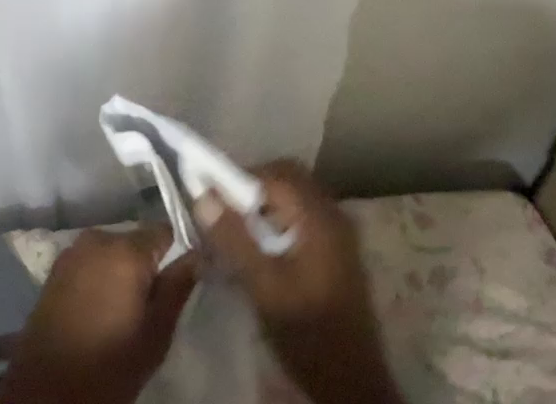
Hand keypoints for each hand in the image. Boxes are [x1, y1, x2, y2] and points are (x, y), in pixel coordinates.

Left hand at [0, 225, 197, 403]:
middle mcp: (98, 239)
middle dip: (148, 262)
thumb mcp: (156, 332)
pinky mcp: (55, 269)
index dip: (178, 251)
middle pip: (136, 240)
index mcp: (127, 250)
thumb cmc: (109, 363)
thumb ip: (178, 287)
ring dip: (122, 269)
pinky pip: (90, 262)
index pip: (165, 231)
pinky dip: (100, 276)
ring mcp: (72, 252)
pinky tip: (102, 305)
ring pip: (112, 251)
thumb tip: (197, 255)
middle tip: (153, 299)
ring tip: (127, 305)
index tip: (182, 276)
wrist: (46, 389)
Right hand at [196, 160, 401, 403]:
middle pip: (288, 181)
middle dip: (251, 190)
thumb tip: (204, 195)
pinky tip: (258, 253)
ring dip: (263, 208)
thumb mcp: (263, 286)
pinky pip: (302, 220)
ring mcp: (340, 235)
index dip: (240, 178)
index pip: (276, 173)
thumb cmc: (307, 332)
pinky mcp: (337, 254)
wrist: (351, 383)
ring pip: (294, 200)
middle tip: (222, 216)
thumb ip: (234, 238)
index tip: (211, 198)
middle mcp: (335, 216)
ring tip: (234, 234)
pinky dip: (277, 224)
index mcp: (321, 217)